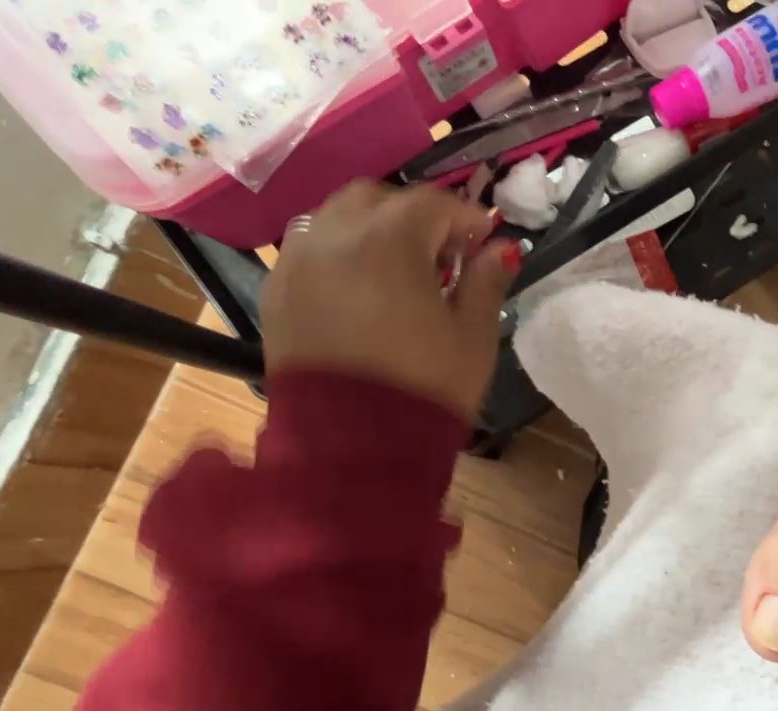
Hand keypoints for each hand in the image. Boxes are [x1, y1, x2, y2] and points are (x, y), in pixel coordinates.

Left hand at [260, 181, 519, 418]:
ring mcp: (297, 260)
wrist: (355, 444)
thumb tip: (500, 248)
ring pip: (335, 218)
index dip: (465, 217)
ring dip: (371, 230)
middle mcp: (334, 234)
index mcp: (389, 241)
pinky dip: (340, 255)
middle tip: (441, 254)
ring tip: (398, 271)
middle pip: (377, 198)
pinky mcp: (277, 291)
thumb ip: (486, 282)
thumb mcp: (474, 336)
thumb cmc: (427, 386)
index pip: (432, 203)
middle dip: (413, 215)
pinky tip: (362, 291)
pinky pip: (310, 251)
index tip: (484, 242)